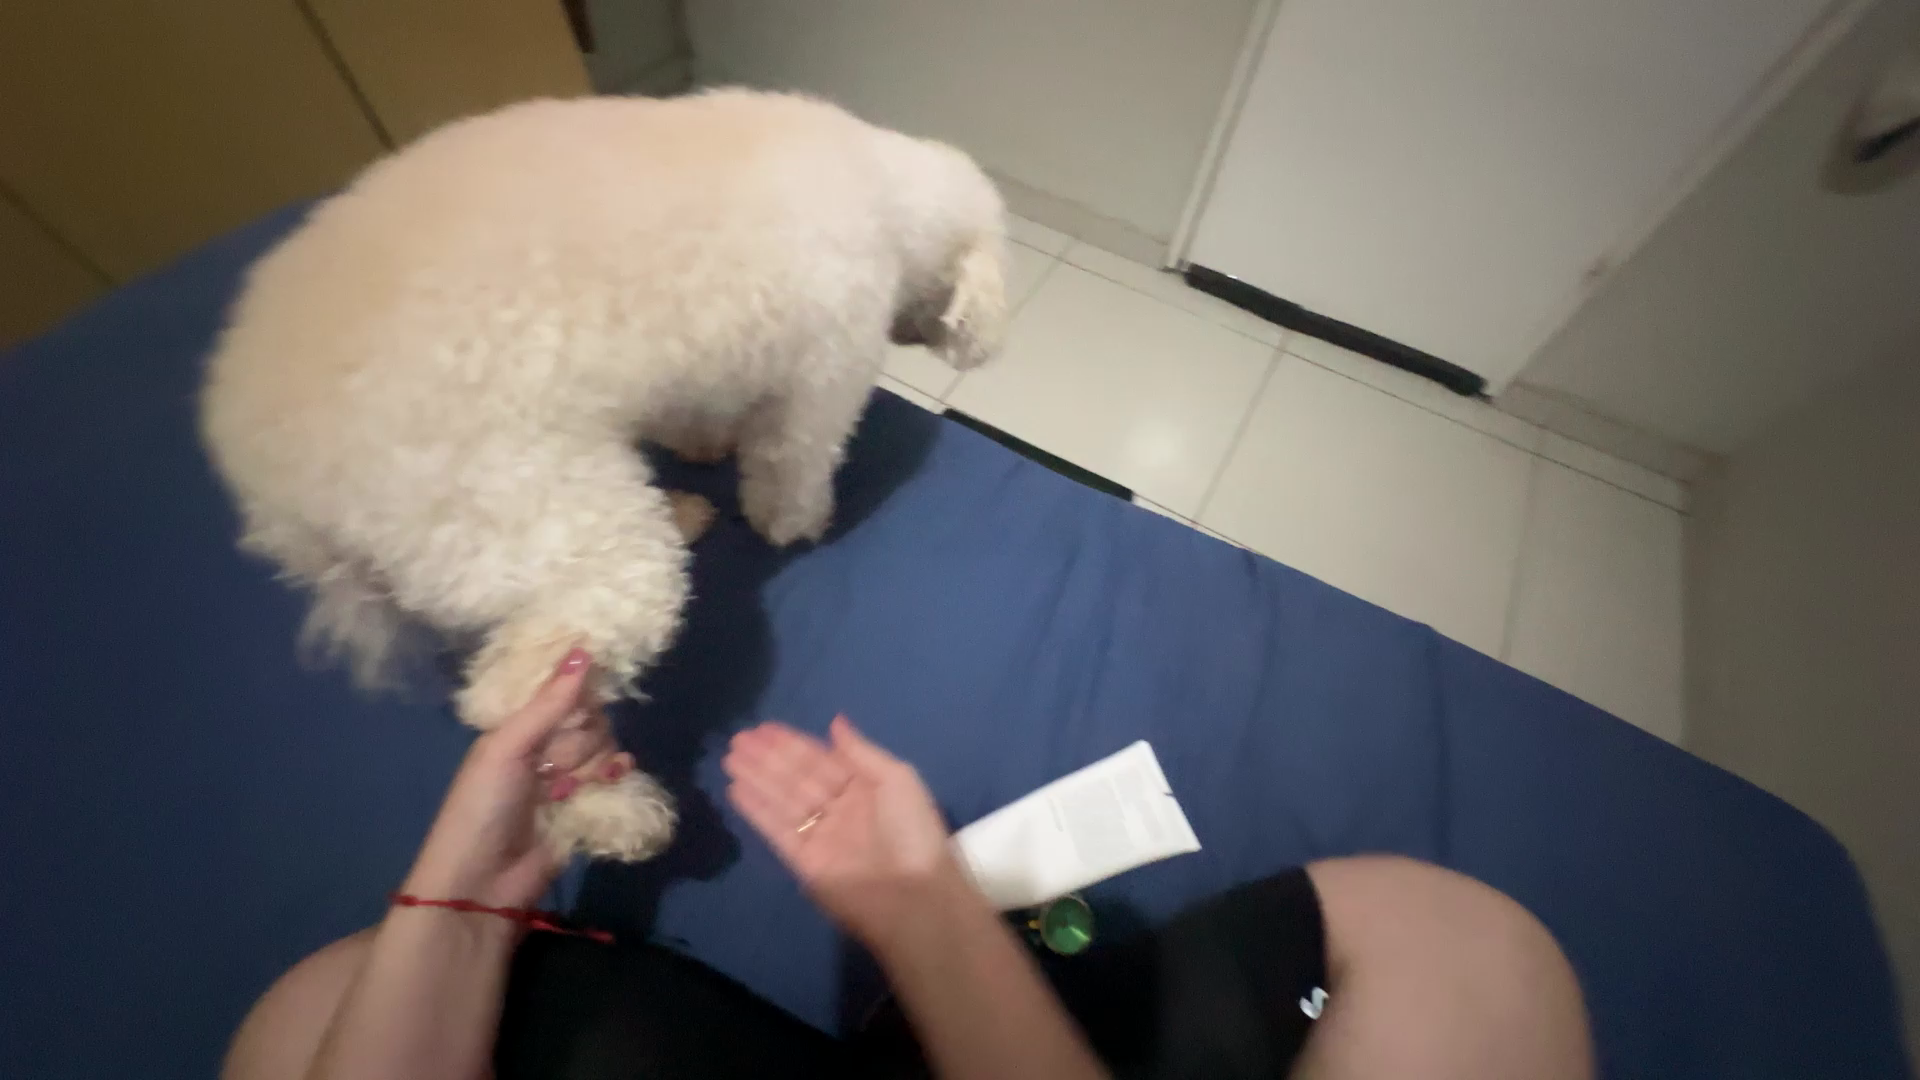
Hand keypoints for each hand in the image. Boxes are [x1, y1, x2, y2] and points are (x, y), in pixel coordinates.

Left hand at [402, 648, 633, 910]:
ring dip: (593, 763)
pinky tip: (611, 779)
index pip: (561, 689)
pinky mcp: (588, 800)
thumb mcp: (507, 749)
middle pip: (590, 718)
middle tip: (554, 765)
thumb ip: (549, 702)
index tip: (586, 693)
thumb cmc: (481, 809)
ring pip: (605, 743)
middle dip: (581, 739)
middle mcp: (545, 745)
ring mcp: (568, 774)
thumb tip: (583, 647)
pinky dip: (617, 772)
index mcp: (518, 727)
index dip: (576, 688)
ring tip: (567, 790)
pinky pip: (617, 770)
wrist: (482, 885)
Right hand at [724, 716, 969, 947]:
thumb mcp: (897, 779)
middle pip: (798, 777)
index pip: (822, 760)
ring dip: (757, 778)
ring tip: (731, 756)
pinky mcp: (803, 862)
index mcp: (865, 787)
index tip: (765, 728)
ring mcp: (820, 835)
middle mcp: (840, 808)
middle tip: (739, 738)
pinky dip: (756, 810)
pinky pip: (776, 829)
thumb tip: (835, 721)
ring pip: (782, 799)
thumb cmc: (911, 830)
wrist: (912, 895)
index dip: (794, 743)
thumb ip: (861, 752)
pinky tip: (736, 789)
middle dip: (769, 758)